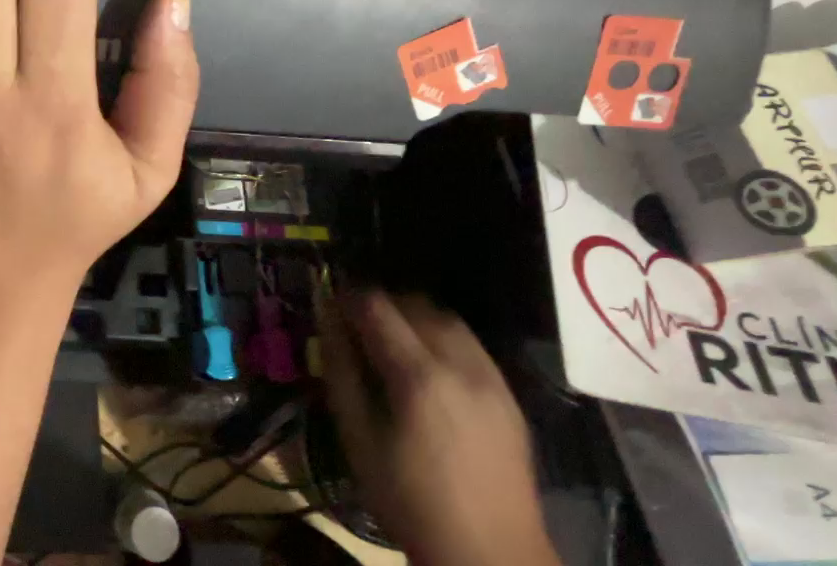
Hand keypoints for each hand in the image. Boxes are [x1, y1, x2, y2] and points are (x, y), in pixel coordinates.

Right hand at [318, 290, 558, 565]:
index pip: (376, 306)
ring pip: (447, 319)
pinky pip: (471, 345)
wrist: (490, 553)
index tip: (328, 304)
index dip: (346, 297)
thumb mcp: (357, 438)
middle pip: (415, 304)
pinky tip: (428, 366)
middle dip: (380, 305)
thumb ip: (340, 372)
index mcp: (418, 376)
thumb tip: (326, 322)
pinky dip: (442, 338)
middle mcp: (461, 365)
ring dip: (414, 317)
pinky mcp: (509, 395)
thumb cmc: (409, 499)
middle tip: (355, 325)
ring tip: (391, 342)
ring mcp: (492, 378)